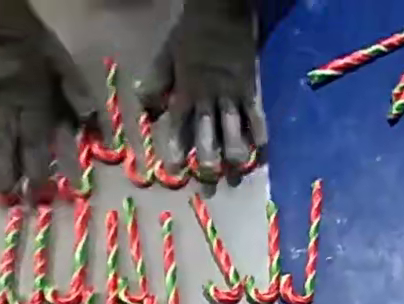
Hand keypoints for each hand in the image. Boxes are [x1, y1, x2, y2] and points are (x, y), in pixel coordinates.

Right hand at [0, 0, 98, 197]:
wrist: (2, 27)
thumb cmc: (40, 53)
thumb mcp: (66, 69)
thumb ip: (79, 98)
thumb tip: (95, 127)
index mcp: (33, 106)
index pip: (33, 147)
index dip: (36, 174)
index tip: (38, 195)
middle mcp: (6, 113)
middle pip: (1, 154)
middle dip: (7, 180)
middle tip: (16, 198)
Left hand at [136, 0, 266, 176]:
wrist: (222, 6)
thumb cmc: (191, 33)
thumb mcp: (167, 55)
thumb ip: (156, 82)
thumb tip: (143, 105)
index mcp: (185, 92)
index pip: (178, 128)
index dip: (177, 152)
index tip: (176, 173)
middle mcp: (207, 99)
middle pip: (208, 137)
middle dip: (208, 163)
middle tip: (208, 185)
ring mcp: (231, 95)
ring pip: (233, 132)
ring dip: (234, 156)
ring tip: (235, 175)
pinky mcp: (250, 89)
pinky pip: (256, 117)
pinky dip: (259, 136)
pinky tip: (261, 155)